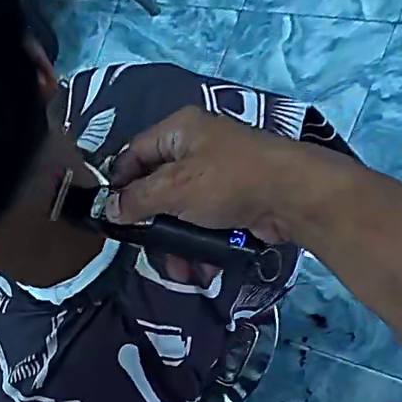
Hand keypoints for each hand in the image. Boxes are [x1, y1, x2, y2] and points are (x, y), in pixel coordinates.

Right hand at [107, 106, 364, 245]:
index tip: (110, 214)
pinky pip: (204, 223)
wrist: (292, 196)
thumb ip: (137, 200)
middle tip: (145, 250)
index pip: (134, 152)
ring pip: (181, 211)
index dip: (119, 183)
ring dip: (176, 243)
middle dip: (151, 224)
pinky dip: (199, 244)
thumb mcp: (175, 189)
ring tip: (179, 271)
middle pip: (157, 187)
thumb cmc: (228, 182)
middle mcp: (196, 148)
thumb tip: (108, 209)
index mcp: (179, 131)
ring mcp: (217, 175)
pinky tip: (199, 268)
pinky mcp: (233, 201)